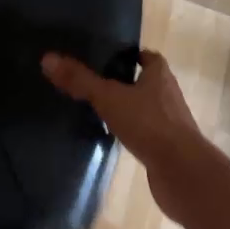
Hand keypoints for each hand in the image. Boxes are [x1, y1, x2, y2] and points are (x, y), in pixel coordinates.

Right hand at [41, 49, 208, 169]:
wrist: (182, 173)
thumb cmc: (150, 124)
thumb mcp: (109, 98)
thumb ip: (80, 80)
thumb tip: (47, 58)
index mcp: (160, 74)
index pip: (147, 57)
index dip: (131, 55)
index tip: (108, 57)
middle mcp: (168, 94)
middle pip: (146, 81)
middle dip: (126, 82)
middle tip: (97, 82)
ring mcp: (170, 123)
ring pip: (146, 108)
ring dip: (129, 109)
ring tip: (101, 110)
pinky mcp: (167, 149)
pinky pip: (146, 134)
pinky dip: (133, 133)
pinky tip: (115, 138)